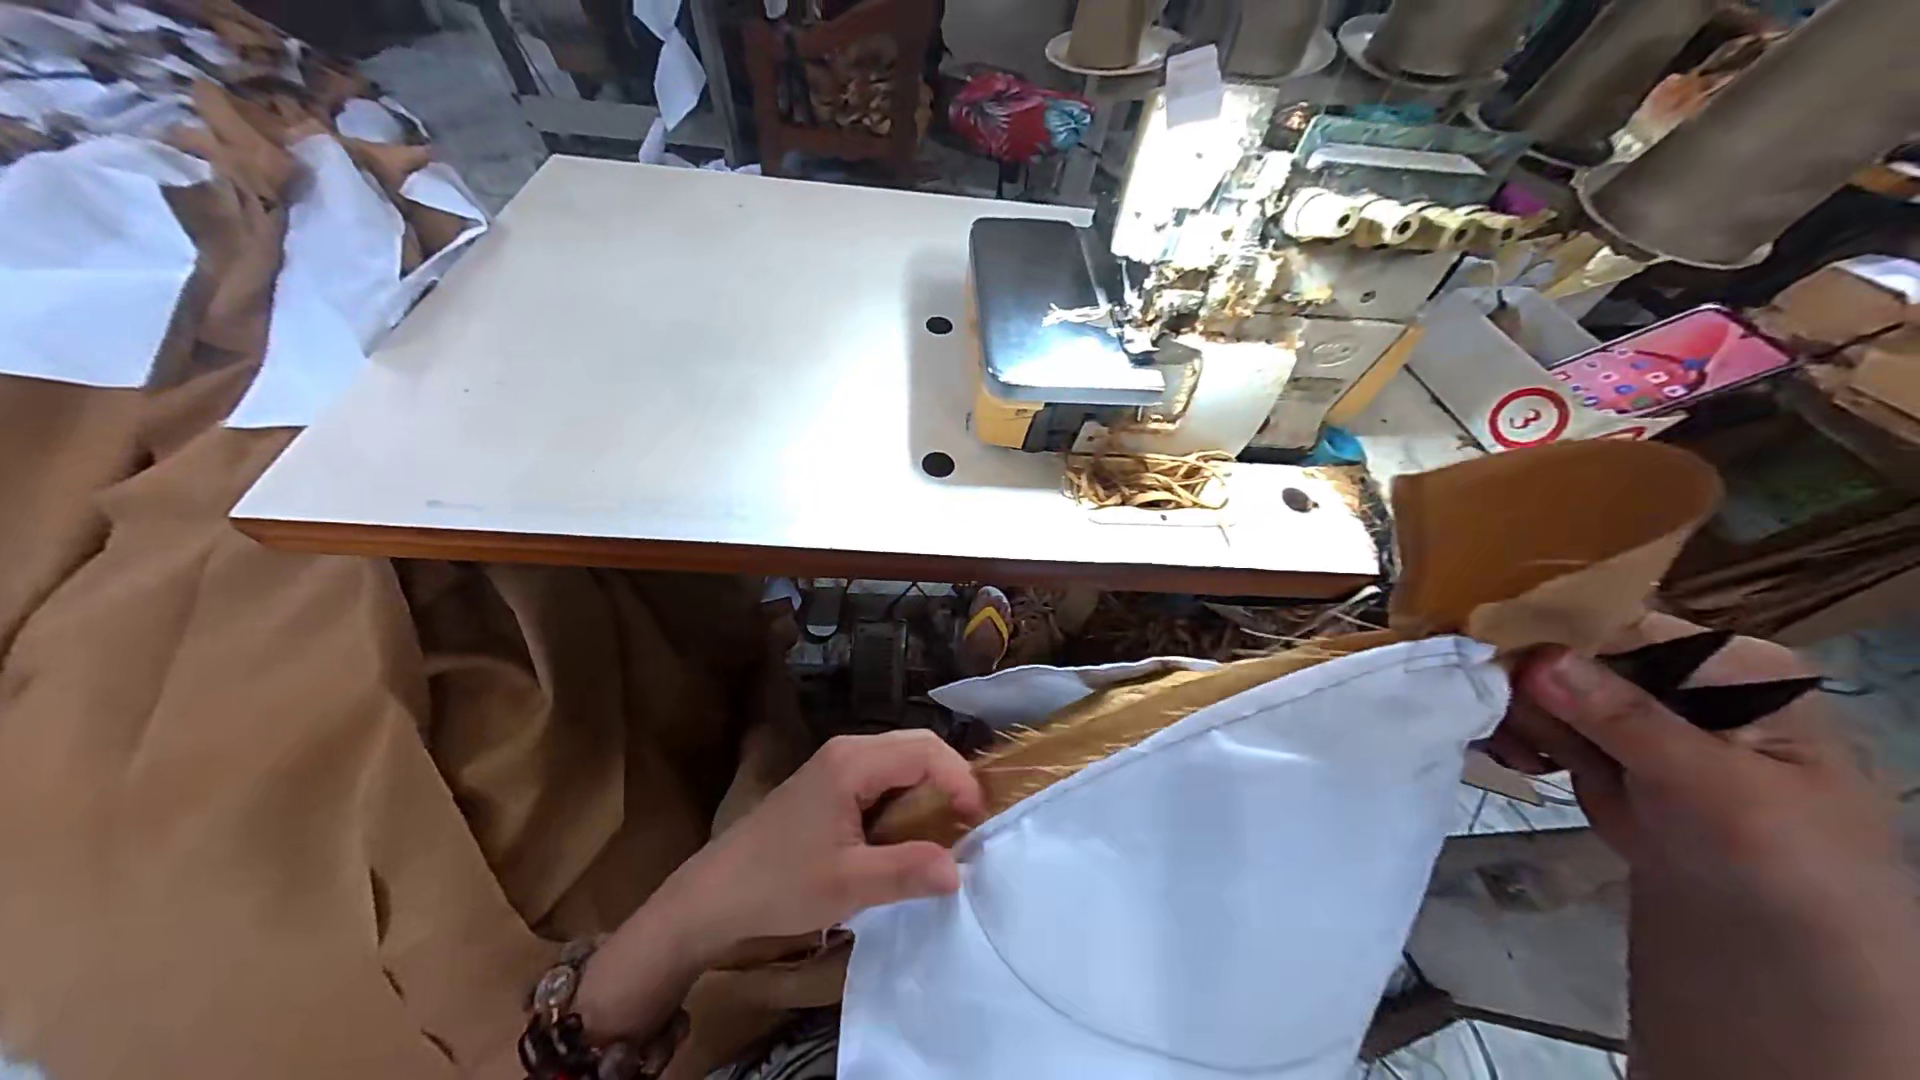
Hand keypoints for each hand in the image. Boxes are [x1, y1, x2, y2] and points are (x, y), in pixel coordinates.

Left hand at [663, 729, 986, 953]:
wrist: (714, 893)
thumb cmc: (780, 884)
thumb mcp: (848, 885)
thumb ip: (907, 872)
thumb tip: (960, 870)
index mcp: (853, 762)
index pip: (926, 751)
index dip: (960, 781)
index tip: (977, 823)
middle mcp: (848, 749)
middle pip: (917, 745)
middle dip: (950, 778)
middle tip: (968, 824)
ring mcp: (837, 762)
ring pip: (902, 757)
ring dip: (931, 786)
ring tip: (946, 827)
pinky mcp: (831, 780)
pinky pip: (885, 773)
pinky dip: (908, 793)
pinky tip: (909, 828)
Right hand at [1492, 624, 1919, 1079]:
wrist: (1773, 943)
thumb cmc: (1780, 860)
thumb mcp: (1714, 788)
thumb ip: (1626, 720)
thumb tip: (1537, 659)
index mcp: (1728, 664)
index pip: (1619, 624)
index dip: (1550, 635)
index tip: (1490, 660)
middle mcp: (1674, 674)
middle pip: (1566, 650)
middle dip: (1526, 687)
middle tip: (1508, 730)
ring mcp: (1631, 709)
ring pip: (1538, 683)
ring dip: (1517, 718)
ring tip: (1521, 759)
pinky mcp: (1595, 741)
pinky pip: (1535, 718)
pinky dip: (1517, 738)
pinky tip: (1520, 763)